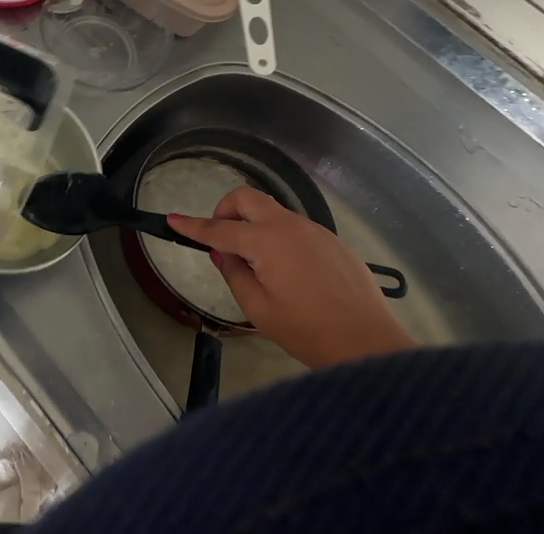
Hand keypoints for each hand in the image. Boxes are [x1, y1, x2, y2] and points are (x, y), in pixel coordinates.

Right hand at [168, 187, 413, 368]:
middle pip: (247, 198)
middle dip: (225, 209)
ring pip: (273, 212)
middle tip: (221, 237)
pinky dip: (279, 238)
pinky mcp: (334, 242)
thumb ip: (234, 274)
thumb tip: (224, 252)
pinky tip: (289, 273)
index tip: (172, 219)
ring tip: (257, 264)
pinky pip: (296, 229)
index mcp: (267, 242)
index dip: (192, 225)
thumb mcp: (258, 309)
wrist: (371, 346)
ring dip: (254, 225)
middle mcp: (290, 226)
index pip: (218, 229)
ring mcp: (315, 231)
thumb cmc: (308, 332)